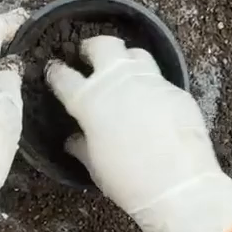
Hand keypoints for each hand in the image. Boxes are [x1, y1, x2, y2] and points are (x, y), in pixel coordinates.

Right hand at [47, 36, 231, 231]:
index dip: (56, 72)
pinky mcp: (175, 90)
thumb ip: (82, 146)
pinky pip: (159, 78)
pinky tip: (151, 99)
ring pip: (135, 53)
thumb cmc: (128, 180)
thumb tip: (74, 139)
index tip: (54, 70)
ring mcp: (150, 82)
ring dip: (126, 58)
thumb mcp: (96, 166)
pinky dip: (150, 84)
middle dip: (92, 47)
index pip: (63, 76)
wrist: (177, 185)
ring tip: (123, 70)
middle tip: (89, 56)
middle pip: (102, 45)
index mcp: (89, 101)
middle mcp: (118, 82)